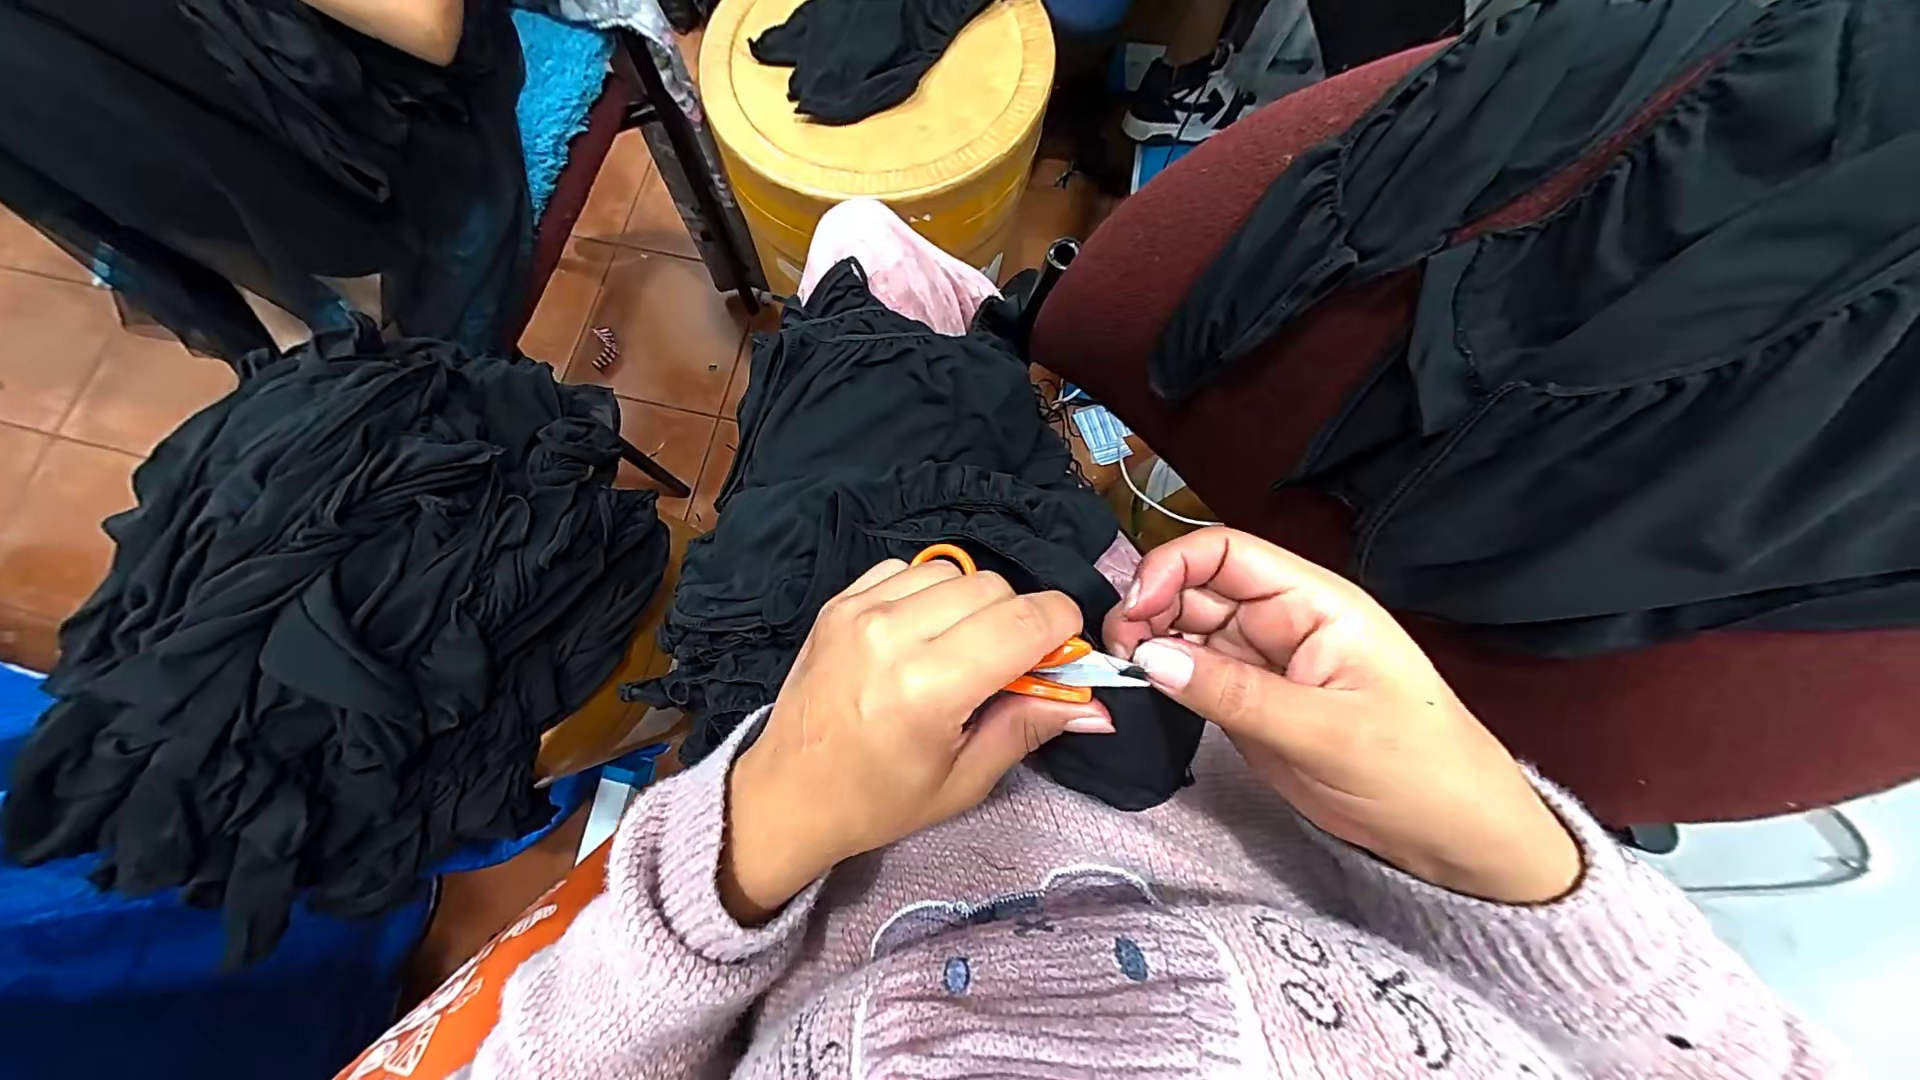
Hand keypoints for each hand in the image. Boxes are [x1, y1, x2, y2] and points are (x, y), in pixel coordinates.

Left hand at [721, 558, 1112, 922]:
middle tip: (1006, 662)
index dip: (1061, 627)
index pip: (1026, 620)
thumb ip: (1032, 726)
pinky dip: (931, 592)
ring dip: (974, 604)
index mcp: (928, 687)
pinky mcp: (840, 599)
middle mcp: (893, 633)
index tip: (1060, 650)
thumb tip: (1097, 703)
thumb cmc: (880, 800)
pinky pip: (911, 569)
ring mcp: (860, 609)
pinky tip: (920, 630)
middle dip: (1018, 618)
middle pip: (995, 587)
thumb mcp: (966, 779)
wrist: (787, 792)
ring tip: (957, 647)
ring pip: (956, 571)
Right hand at [1103, 527, 1579, 903]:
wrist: (1449, 842)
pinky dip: (1157, 671)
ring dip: (1146, 638)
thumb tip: (1150, 658)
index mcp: (1311, 601)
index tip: (1137, 606)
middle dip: (1148, 605)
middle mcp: (1277, 618)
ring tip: (1125, 666)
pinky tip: (1141, 683)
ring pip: (1181, 626)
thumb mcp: (1326, 731)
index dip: (1173, 565)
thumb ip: (1233, 692)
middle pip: (1193, 586)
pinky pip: (1186, 668)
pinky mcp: (1240, 693)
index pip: (1227, 552)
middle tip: (1120, 647)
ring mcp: (1255, 657)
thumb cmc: (1418, 771)